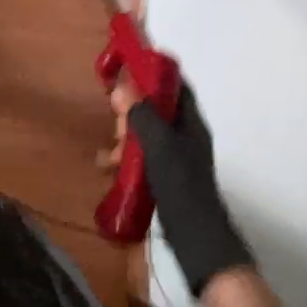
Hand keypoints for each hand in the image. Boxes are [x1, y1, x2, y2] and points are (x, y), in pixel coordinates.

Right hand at [119, 78, 253, 295]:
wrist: (197, 240)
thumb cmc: (181, 187)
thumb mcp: (159, 146)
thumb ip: (142, 115)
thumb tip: (123, 86)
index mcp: (190, 123)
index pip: (175, 85)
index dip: (152, 72)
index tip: (125, 66)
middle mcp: (185, 136)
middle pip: (155, 108)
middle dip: (131, 112)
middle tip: (116, 122)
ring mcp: (176, 158)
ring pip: (144, 134)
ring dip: (123, 138)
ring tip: (109, 156)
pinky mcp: (165, 177)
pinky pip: (141, 157)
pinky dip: (125, 159)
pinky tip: (109, 170)